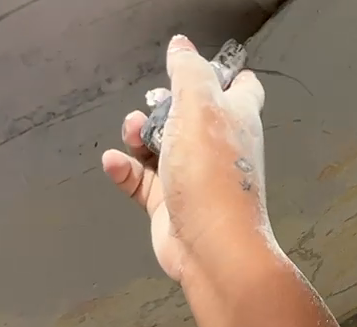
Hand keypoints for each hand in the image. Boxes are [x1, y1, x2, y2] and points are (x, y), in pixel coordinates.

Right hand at [101, 36, 271, 284]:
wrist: (211, 248)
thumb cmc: (213, 180)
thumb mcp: (199, 106)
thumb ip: (189, 71)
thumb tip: (182, 47)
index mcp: (236, 120)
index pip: (240, 88)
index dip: (220, 74)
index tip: (193, 69)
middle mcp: (217, 150)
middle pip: (186, 114)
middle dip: (161, 106)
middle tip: (152, 110)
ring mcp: (192, 179)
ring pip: (158, 146)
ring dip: (137, 135)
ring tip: (133, 137)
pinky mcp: (169, 206)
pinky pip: (140, 179)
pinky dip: (125, 169)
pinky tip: (117, 163)